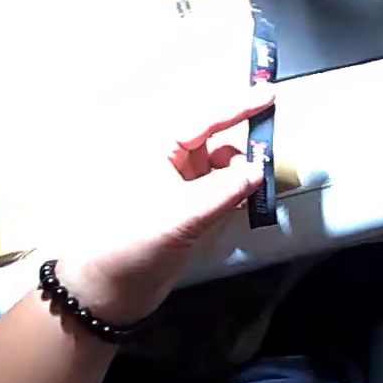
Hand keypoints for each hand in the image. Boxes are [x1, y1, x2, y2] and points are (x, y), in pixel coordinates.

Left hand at [54, 86, 271, 325]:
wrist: (112, 288)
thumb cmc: (138, 241)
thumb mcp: (184, 212)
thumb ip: (226, 189)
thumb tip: (259, 169)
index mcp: (161, 149)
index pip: (206, 118)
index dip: (239, 105)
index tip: (270, 94)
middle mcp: (172, 161)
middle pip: (218, 141)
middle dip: (245, 148)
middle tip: (271, 160)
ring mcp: (181, 186)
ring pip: (223, 168)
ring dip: (244, 175)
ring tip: (261, 191)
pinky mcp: (190, 210)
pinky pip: (223, 191)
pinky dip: (240, 192)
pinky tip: (254, 201)